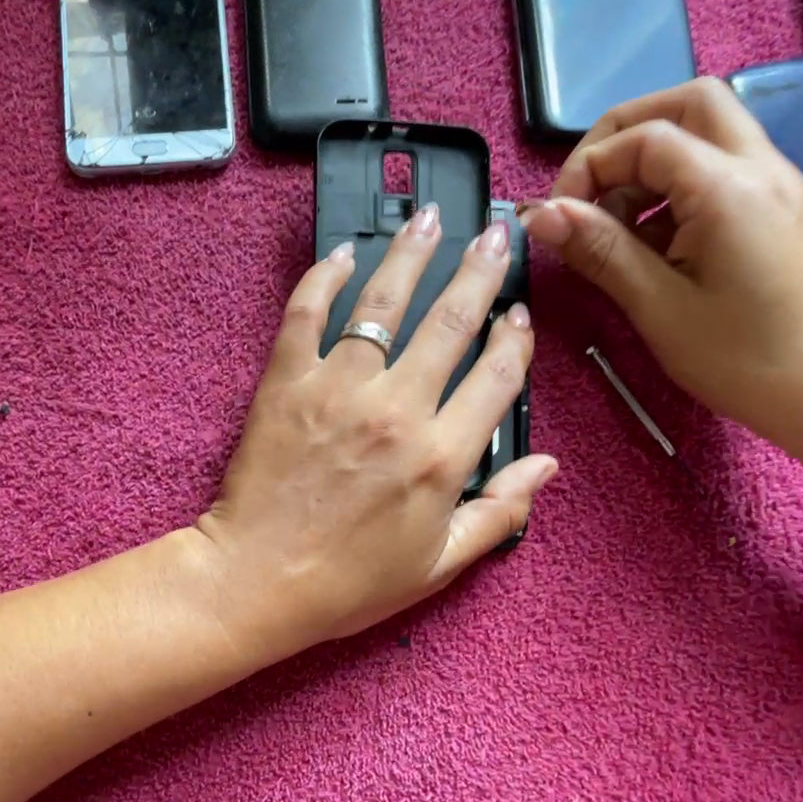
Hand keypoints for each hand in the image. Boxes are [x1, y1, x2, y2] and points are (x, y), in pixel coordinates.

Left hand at [196, 203, 556, 658]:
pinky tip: (342, 255)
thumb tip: (546, 467)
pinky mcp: (285, 384)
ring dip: (410, 255)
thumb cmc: (346, 583)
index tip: (518, 317)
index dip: (514, 342)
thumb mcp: (437, 564)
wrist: (256, 581)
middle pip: (450, 322)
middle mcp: (396, 411)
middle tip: (494, 234)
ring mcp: (337, 391)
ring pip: (382, 303)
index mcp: (442, 457)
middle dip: (478, 271)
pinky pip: (307, 315)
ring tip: (430, 219)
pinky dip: (323, 279)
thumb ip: (498, 514)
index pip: (497, 377)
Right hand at [521, 78, 802, 458]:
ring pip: (706, 134)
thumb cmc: (744, 359)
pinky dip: (672, 189)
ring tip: (614, 228)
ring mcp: (776, 187)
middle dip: (623, 135)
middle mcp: (760, 169)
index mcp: (729, 189)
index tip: (557, 220)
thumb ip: (599, 250)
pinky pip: (720, 171)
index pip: (645, 137)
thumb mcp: (657, 307)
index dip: (586, 167)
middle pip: (687, 104)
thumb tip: (540, 215)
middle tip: (585, 190)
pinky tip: (651, 245)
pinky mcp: (778, 212)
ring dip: (647, 164)